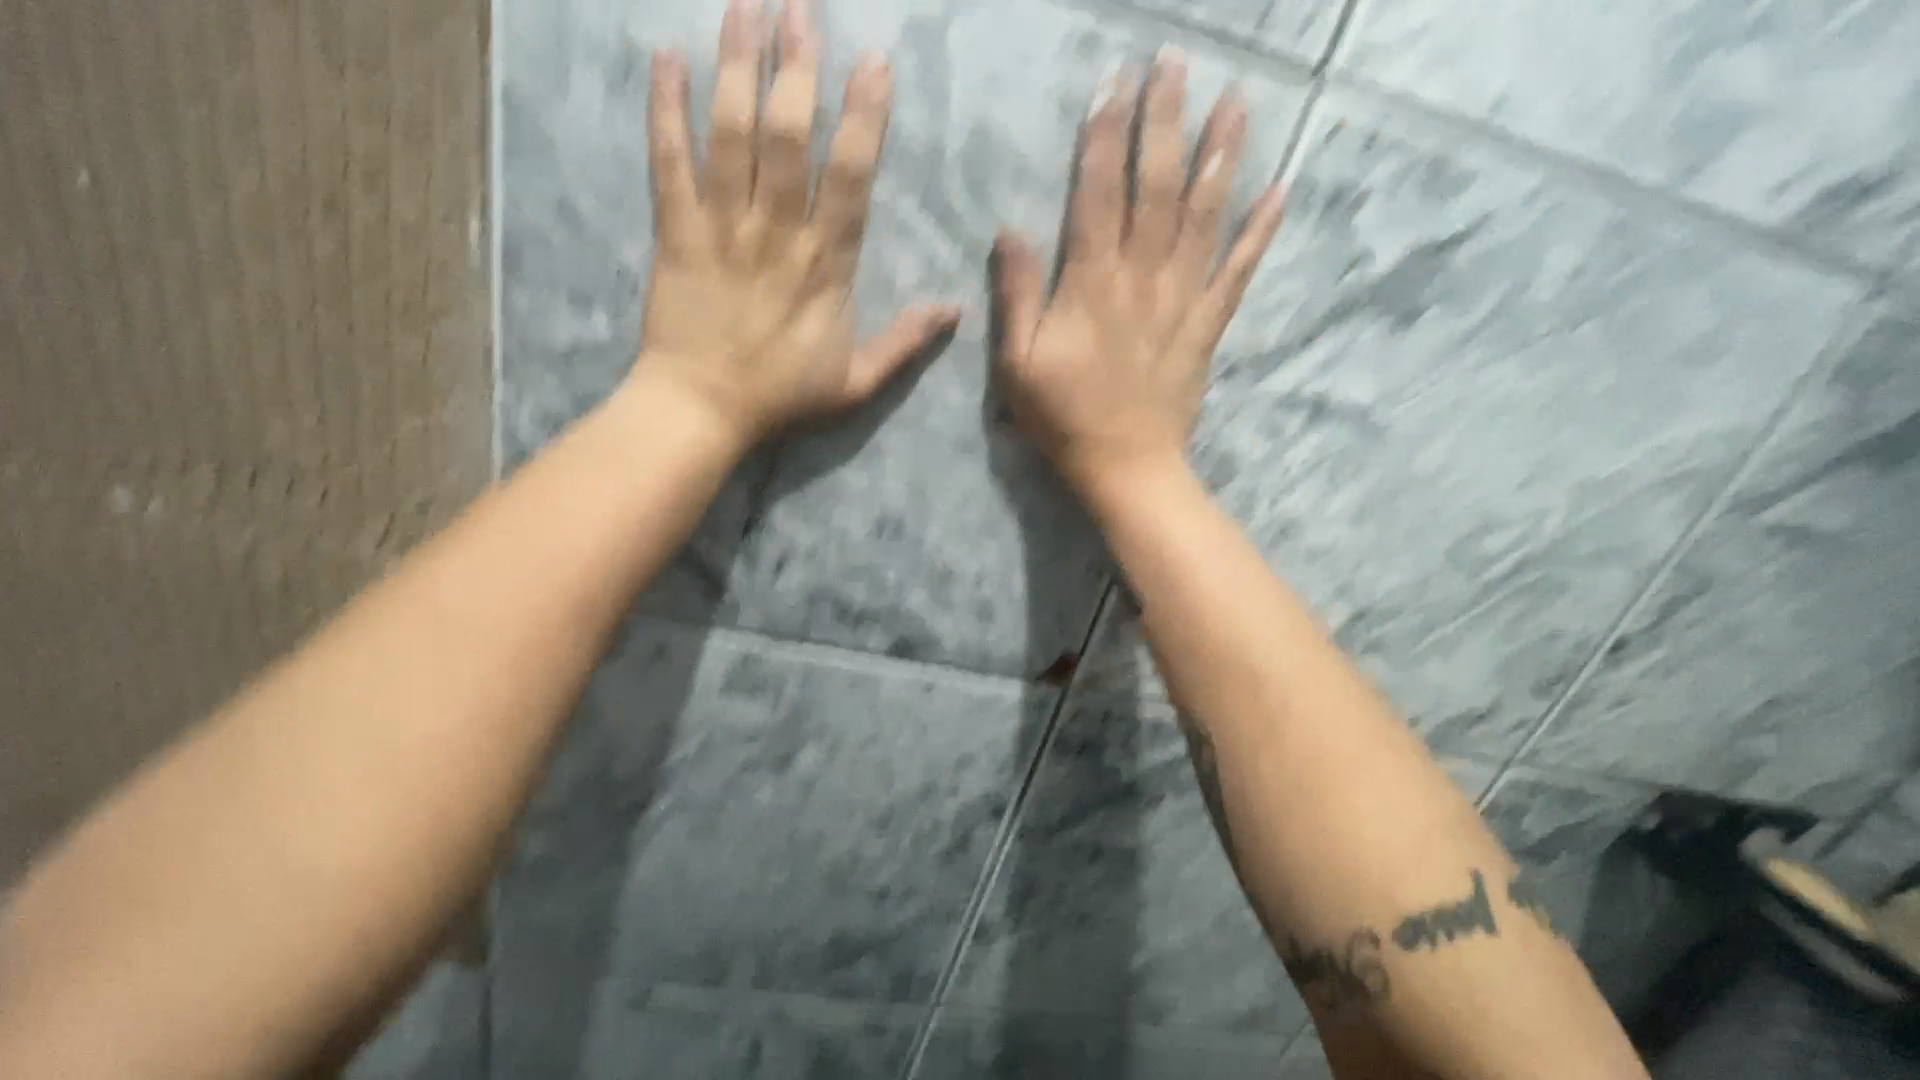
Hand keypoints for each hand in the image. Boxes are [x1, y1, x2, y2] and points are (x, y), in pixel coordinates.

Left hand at [634, 0, 958, 445]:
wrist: (700, 411)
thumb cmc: (782, 396)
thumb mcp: (858, 381)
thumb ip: (905, 342)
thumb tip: (956, 310)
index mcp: (826, 265)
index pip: (851, 177)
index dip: (864, 117)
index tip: (874, 62)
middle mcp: (777, 232)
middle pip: (789, 136)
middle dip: (797, 67)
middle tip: (800, 8)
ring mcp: (722, 227)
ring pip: (732, 136)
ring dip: (737, 67)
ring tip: (744, 7)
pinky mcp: (674, 232)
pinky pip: (669, 163)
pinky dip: (665, 110)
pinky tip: (666, 57)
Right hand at [992, 48, 1285, 495]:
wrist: (1126, 467)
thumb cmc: (1062, 418)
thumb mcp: (1017, 364)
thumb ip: (1015, 297)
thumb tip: (1009, 231)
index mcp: (1089, 285)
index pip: (1096, 195)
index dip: (1103, 136)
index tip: (1113, 83)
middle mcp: (1141, 279)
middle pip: (1155, 188)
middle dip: (1164, 122)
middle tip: (1176, 64)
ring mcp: (1182, 299)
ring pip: (1203, 217)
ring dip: (1219, 156)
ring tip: (1235, 101)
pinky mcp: (1208, 324)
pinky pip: (1238, 271)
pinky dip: (1260, 231)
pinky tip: (1280, 189)